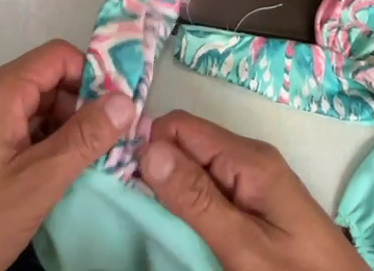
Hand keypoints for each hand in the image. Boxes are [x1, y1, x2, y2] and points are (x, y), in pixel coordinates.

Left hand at [0, 41, 132, 270]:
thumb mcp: (36, 182)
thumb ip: (83, 139)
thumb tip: (127, 100)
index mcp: (0, 91)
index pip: (59, 56)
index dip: (95, 75)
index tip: (125, 109)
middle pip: (50, 81)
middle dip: (86, 107)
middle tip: (119, 144)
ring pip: (39, 110)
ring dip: (69, 131)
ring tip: (99, 164)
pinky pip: (23, 133)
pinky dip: (48, 148)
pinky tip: (66, 177)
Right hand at [139, 111, 367, 270]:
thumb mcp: (243, 246)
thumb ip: (196, 198)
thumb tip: (147, 147)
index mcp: (248, 159)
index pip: (180, 126)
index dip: (147, 146)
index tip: (119, 179)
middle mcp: (249, 158)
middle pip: (186, 143)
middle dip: (155, 166)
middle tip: (127, 203)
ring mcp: (252, 180)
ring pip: (194, 165)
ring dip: (169, 186)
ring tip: (145, 215)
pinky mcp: (253, 202)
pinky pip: (208, 187)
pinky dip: (187, 201)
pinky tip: (174, 223)